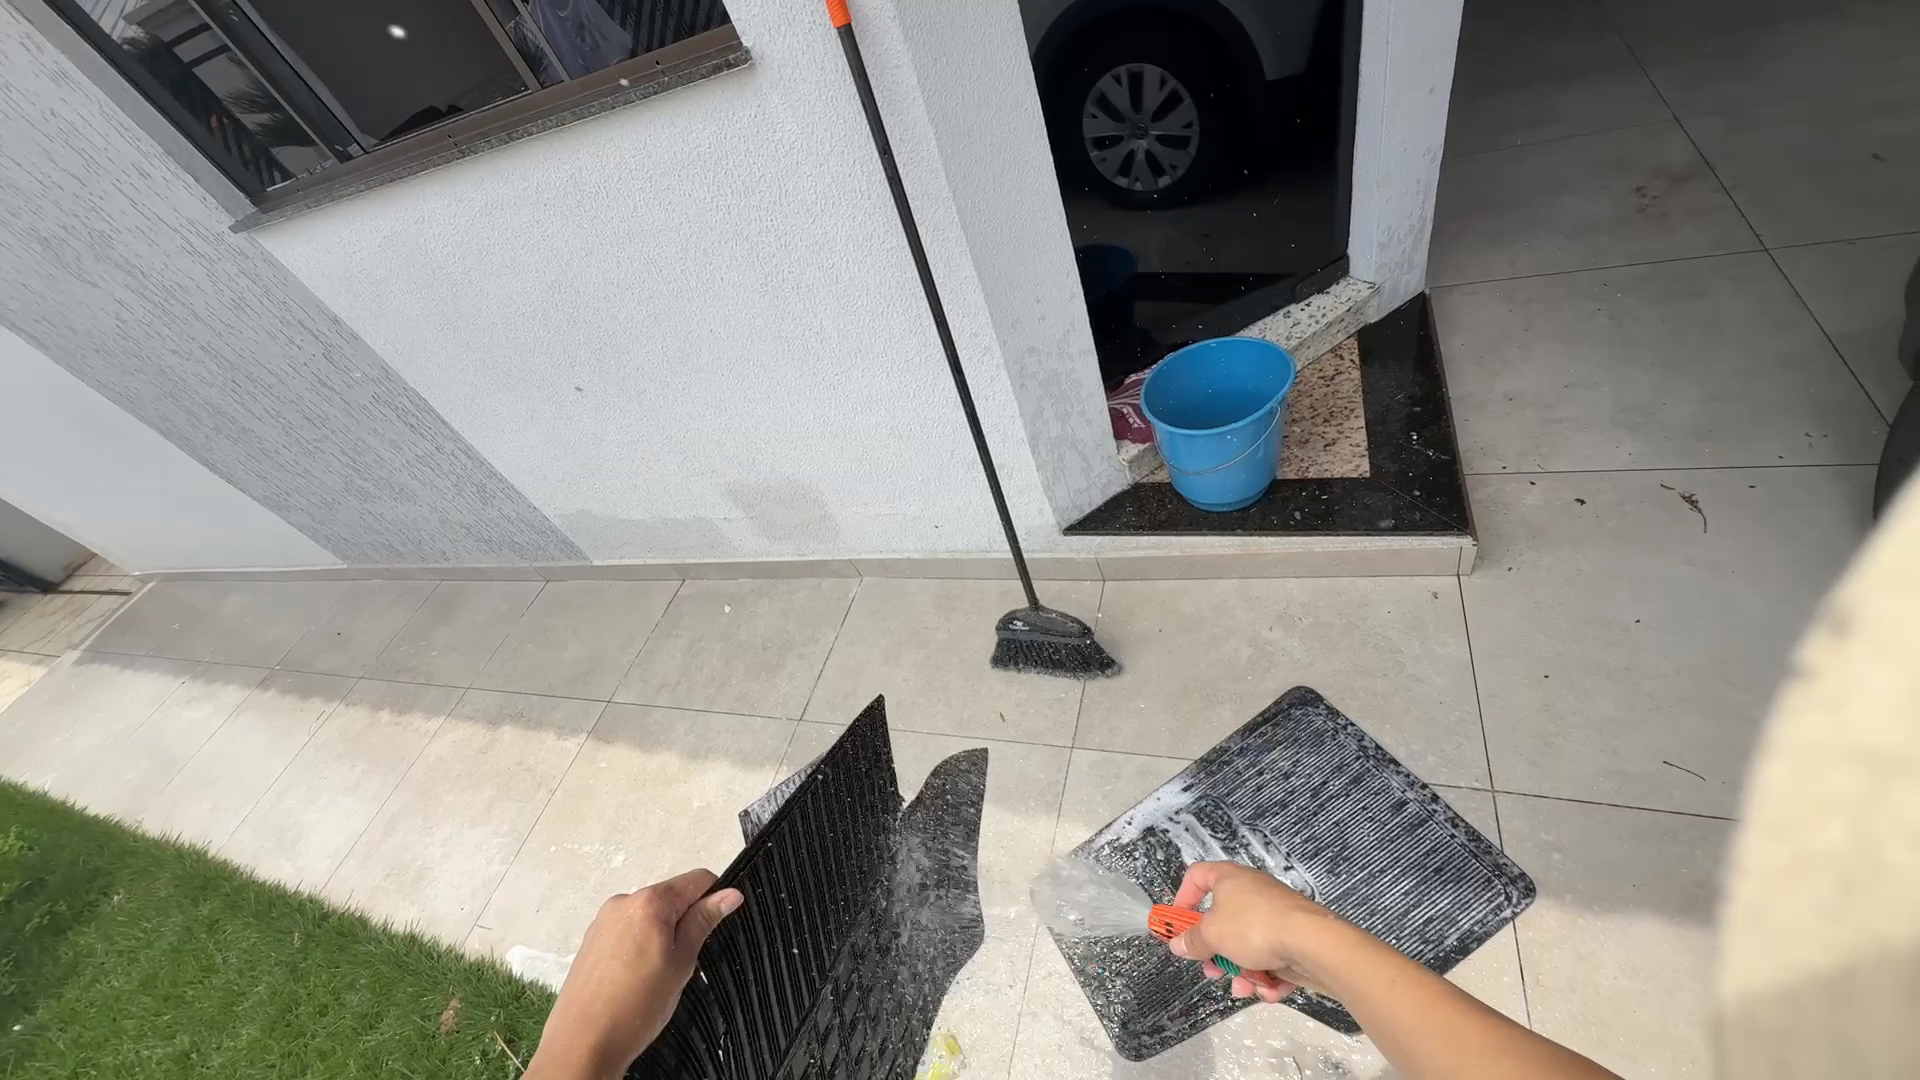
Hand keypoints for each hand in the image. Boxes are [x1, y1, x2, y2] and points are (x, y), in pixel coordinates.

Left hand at [526, 869, 742, 1078]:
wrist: (579, 1049)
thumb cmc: (637, 1007)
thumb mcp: (682, 963)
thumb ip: (704, 921)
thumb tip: (732, 894)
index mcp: (650, 901)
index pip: (698, 879)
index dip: (715, 898)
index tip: (714, 928)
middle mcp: (624, 901)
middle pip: (671, 896)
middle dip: (685, 920)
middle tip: (685, 960)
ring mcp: (603, 921)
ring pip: (649, 915)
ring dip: (662, 932)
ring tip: (657, 974)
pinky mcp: (590, 940)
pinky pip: (628, 929)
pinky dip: (640, 943)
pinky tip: (636, 977)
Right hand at [1165, 861, 1352, 1002]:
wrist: (1312, 942)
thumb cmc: (1253, 926)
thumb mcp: (1213, 934)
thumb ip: (1192, 940)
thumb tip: (1177, 944)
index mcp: (1228, 878)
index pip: (1196, 876)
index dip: (1182, 897)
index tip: (1178, 923)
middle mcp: (1250, 891)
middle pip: (1222, 919)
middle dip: (1215, 950)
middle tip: (1211, 969)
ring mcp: (1274, 914)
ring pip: (1246, 944)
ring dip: (1241, 970)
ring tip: (1244, 987)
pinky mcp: (1293, 937)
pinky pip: (1270, 956)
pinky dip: (1266, 974)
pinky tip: (1268, 989)